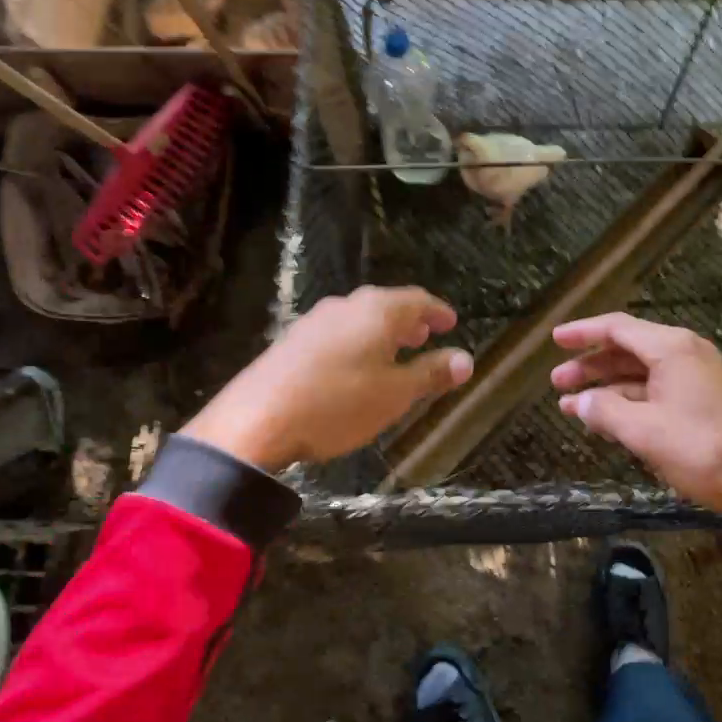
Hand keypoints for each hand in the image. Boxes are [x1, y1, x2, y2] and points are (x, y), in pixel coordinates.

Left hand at [182, 286, 473, 471]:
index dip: (438, 311)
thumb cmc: (337, 405)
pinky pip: (338, 331)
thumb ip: (431, 374)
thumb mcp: (394, 395)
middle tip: (426, 335)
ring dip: (382, 331)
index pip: (418, 300)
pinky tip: (355, 365)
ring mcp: (315, 320)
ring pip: (360, 318)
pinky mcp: (293, 340)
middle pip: (387, 305)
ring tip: (394, 351)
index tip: (451, 321)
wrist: (255, 420)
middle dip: (410, 320)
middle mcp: (347, 305)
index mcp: (378, 311)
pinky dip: (357, 340)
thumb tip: (466, 360)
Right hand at [551, 313, 721, 514]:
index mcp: (671, 348)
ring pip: (638, 372)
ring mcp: (693, 376)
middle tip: (557, 382)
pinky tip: (602, 418)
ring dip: (605, 387)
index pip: (618, 328)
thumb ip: (607, 411)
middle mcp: (683, 353)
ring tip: (571, 406)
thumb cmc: (700, 448)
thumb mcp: (645, 431)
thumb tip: (581, 402)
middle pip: (626, 349)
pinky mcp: (699, 399)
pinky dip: (627, 400)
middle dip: (590, 365)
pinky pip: (654, 389)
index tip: (555, 340)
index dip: (583, 333)